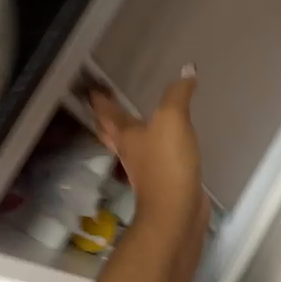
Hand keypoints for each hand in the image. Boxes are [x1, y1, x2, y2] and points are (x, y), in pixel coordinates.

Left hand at [91, 68, 209, 240]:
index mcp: (125, 135)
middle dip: (107, 118)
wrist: (176, 211)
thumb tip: (188, 70)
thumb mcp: (173, 120)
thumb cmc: (166, 164)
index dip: (98, 98)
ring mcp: (144, 168)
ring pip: (131, 145)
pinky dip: (154, 147)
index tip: (92, 87)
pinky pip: (154, 157)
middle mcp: (129, 151)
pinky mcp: (162, 180)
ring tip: (135, 118)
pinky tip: (165, 142)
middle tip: (105, 104)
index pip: (106, 112)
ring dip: (129, 133)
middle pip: (112, 132)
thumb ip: (178, 94)